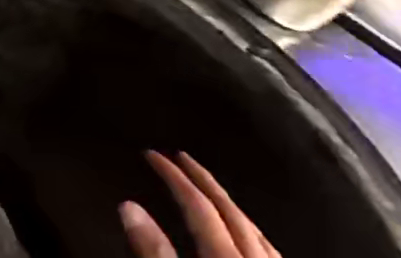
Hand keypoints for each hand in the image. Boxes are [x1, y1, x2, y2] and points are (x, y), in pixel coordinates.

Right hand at [120, 151, 278, 257]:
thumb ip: (155, 251)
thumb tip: (128, 206)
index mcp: (225, 256)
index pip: (197, 204)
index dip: (173, 175)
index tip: (151, 153)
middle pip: (228, 210)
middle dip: (201, 178)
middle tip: (180, 155)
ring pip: (255, 231)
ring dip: (230, 204)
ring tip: (212, 188)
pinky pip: (272, 252)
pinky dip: (256, 232)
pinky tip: (253, 235)